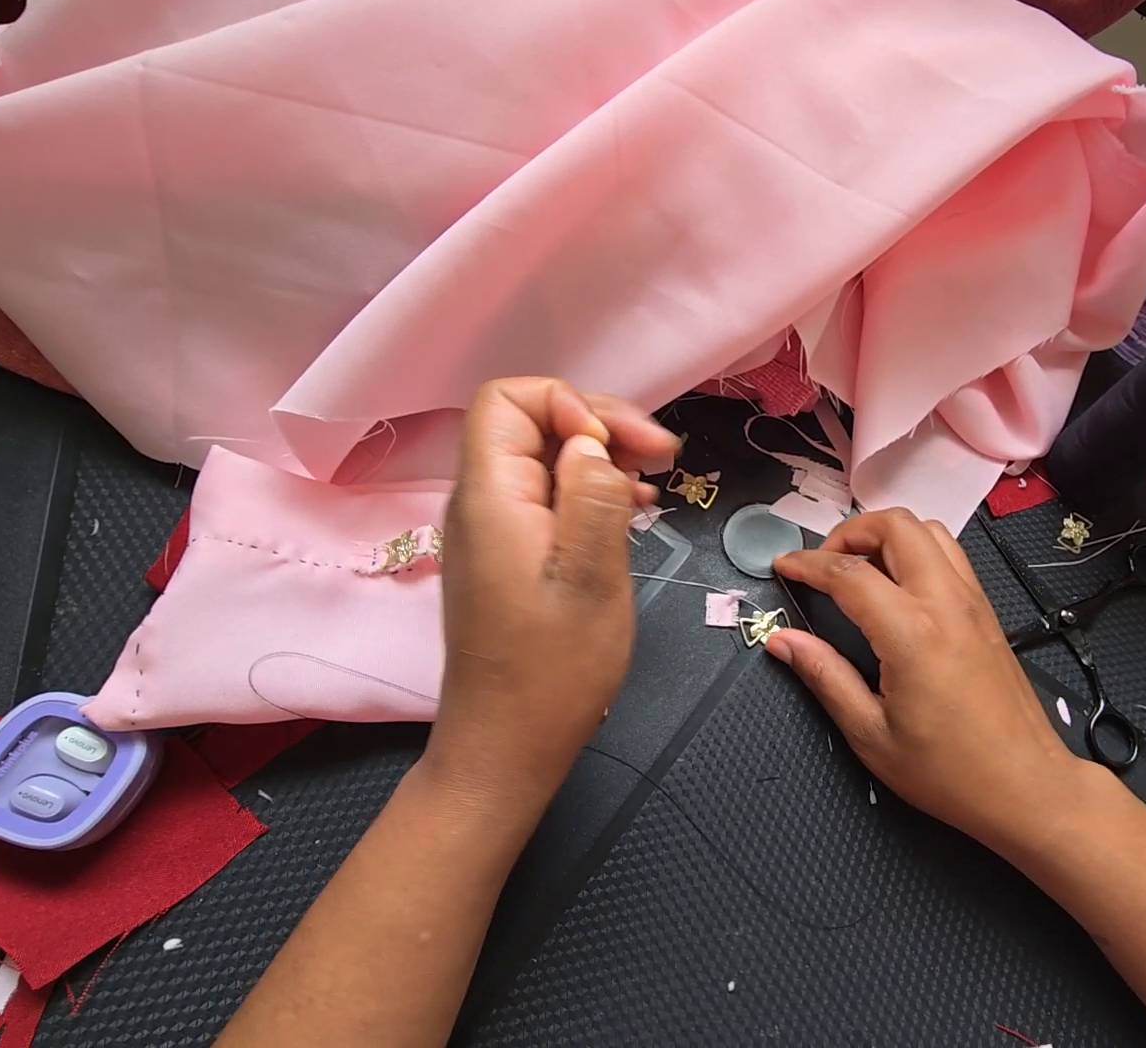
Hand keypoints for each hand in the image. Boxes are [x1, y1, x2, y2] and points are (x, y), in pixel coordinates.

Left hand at [424, 378, 679, 815]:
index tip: (622, 446)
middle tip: (663, 455)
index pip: (509, 400)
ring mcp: (496, 531)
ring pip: (546, 460)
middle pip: (532, 424)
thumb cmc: (555, 669)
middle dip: (600, 425)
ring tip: (657, 478)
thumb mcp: (591, 578)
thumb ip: (592, 497)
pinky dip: (592, 491)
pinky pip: (550, 498)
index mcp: (492, 498)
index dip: (570, 404)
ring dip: (603, 457)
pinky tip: (634, 508)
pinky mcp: (511, 556)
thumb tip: (590, 443)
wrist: (509, 745)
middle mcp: (483, 504)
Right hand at [767, 509, 1087, 853]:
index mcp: (912, 633)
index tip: (784, 567)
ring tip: (859, 568)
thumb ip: (824, 675)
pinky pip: (949, 553)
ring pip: (928, 529)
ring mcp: (972, 602)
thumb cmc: (950, 772)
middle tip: (824, 564)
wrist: (1026, 786)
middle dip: (849, 532)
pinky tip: (897, 584)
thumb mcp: (870, 733)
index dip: (807, 564)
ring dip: (886, 535)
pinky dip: (916, 549)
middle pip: (896, 525)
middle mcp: (946, 603)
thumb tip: (784, 642)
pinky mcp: (986, 611)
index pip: (849, 572)